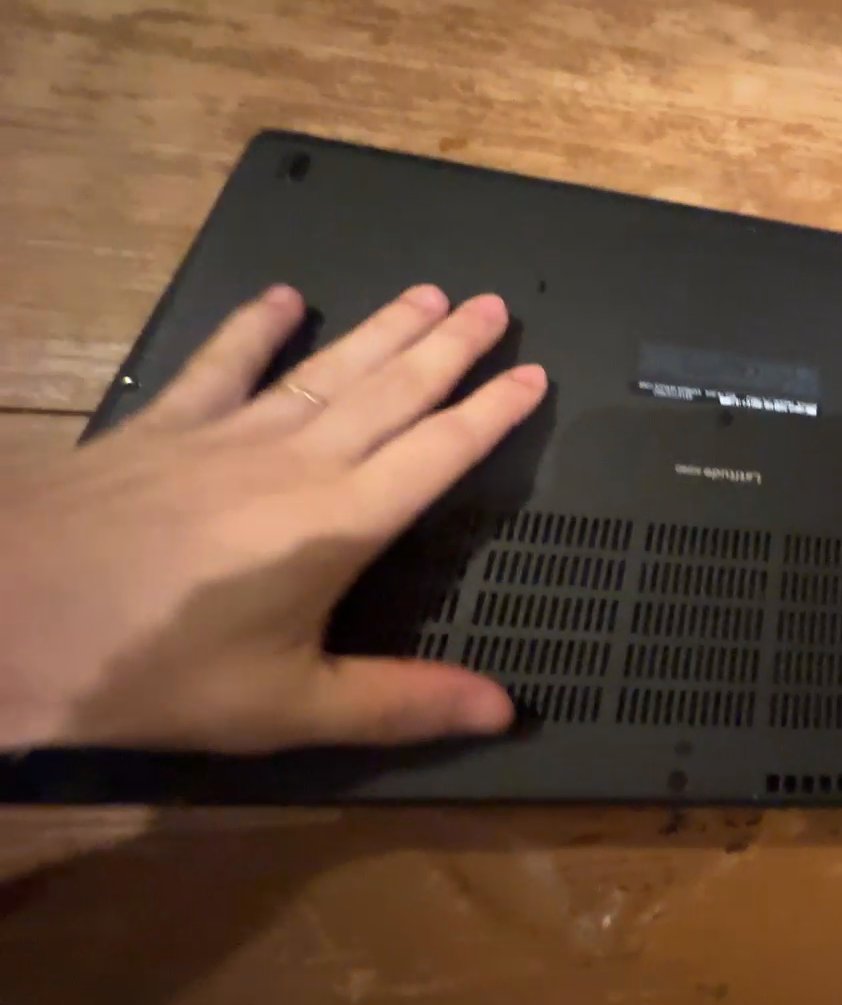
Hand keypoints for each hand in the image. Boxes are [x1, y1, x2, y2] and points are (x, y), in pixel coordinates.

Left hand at [0, 284, 546, 752]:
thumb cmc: (143, 673)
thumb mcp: (284, 709)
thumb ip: (402, 703)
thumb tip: (507, 712)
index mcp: (341, 521)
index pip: (441, 450)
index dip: (494, 410)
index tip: (535, 373)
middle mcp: (298, 463)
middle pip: (394, 391)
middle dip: (452, 346)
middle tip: (495, 305)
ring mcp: (224, 437)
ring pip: (328, 370)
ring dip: (384, 328)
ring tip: (431, 292)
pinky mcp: (156, 430)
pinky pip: (215, 365)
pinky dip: (253, 329)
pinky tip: (285, 297)